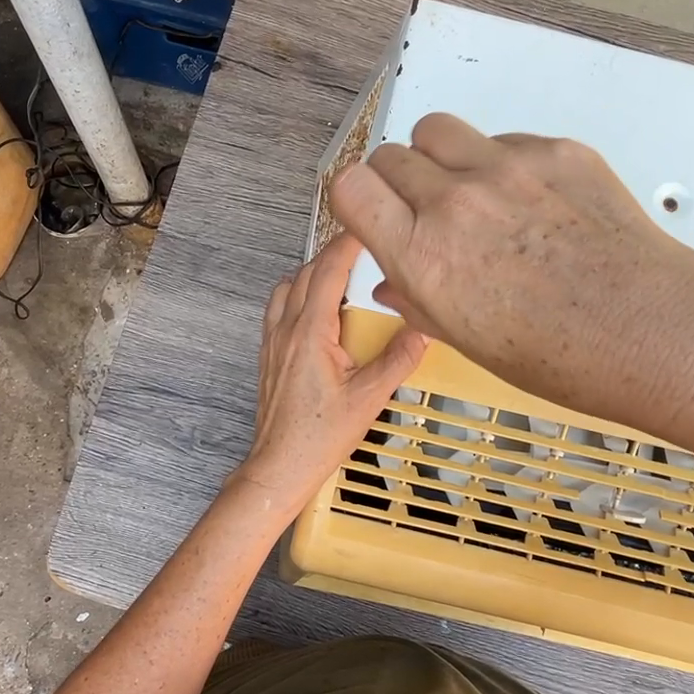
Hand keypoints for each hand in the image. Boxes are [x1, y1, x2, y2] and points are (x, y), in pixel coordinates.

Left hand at [231, 233, 428, 517]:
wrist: (279, 466)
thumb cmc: (317, 438)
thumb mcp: (369, 398)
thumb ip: (398, 359)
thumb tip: (423, 330)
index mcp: (310, 332)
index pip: (329, 270)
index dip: (350, 242)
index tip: (370, 227)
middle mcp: (286, 329)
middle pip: (308, 272)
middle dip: (336, 255)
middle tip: (367, 252)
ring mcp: (273, 342)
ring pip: (289, 288)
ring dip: (314, 275)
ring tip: (345, 282)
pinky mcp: (270, 356)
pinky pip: (280, 310)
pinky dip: (299, 298)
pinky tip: (321, 316)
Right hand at [328, 113, 693, 426]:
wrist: (645, 330)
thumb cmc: (560, 352)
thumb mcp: (464, 338)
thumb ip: (416, 300)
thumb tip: (393, 283)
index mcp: (423, 256)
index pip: (350, 187)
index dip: (355, 199)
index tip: (369, 211)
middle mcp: (456, 202)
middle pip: (392, 154)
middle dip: (397, 182)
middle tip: (422, 209)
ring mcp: (507, 169)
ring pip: (440, 130)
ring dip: (440, 157)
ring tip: (467, 192)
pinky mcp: (555, 151)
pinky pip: (504, 140)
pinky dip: (503, 164)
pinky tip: (531, 206)